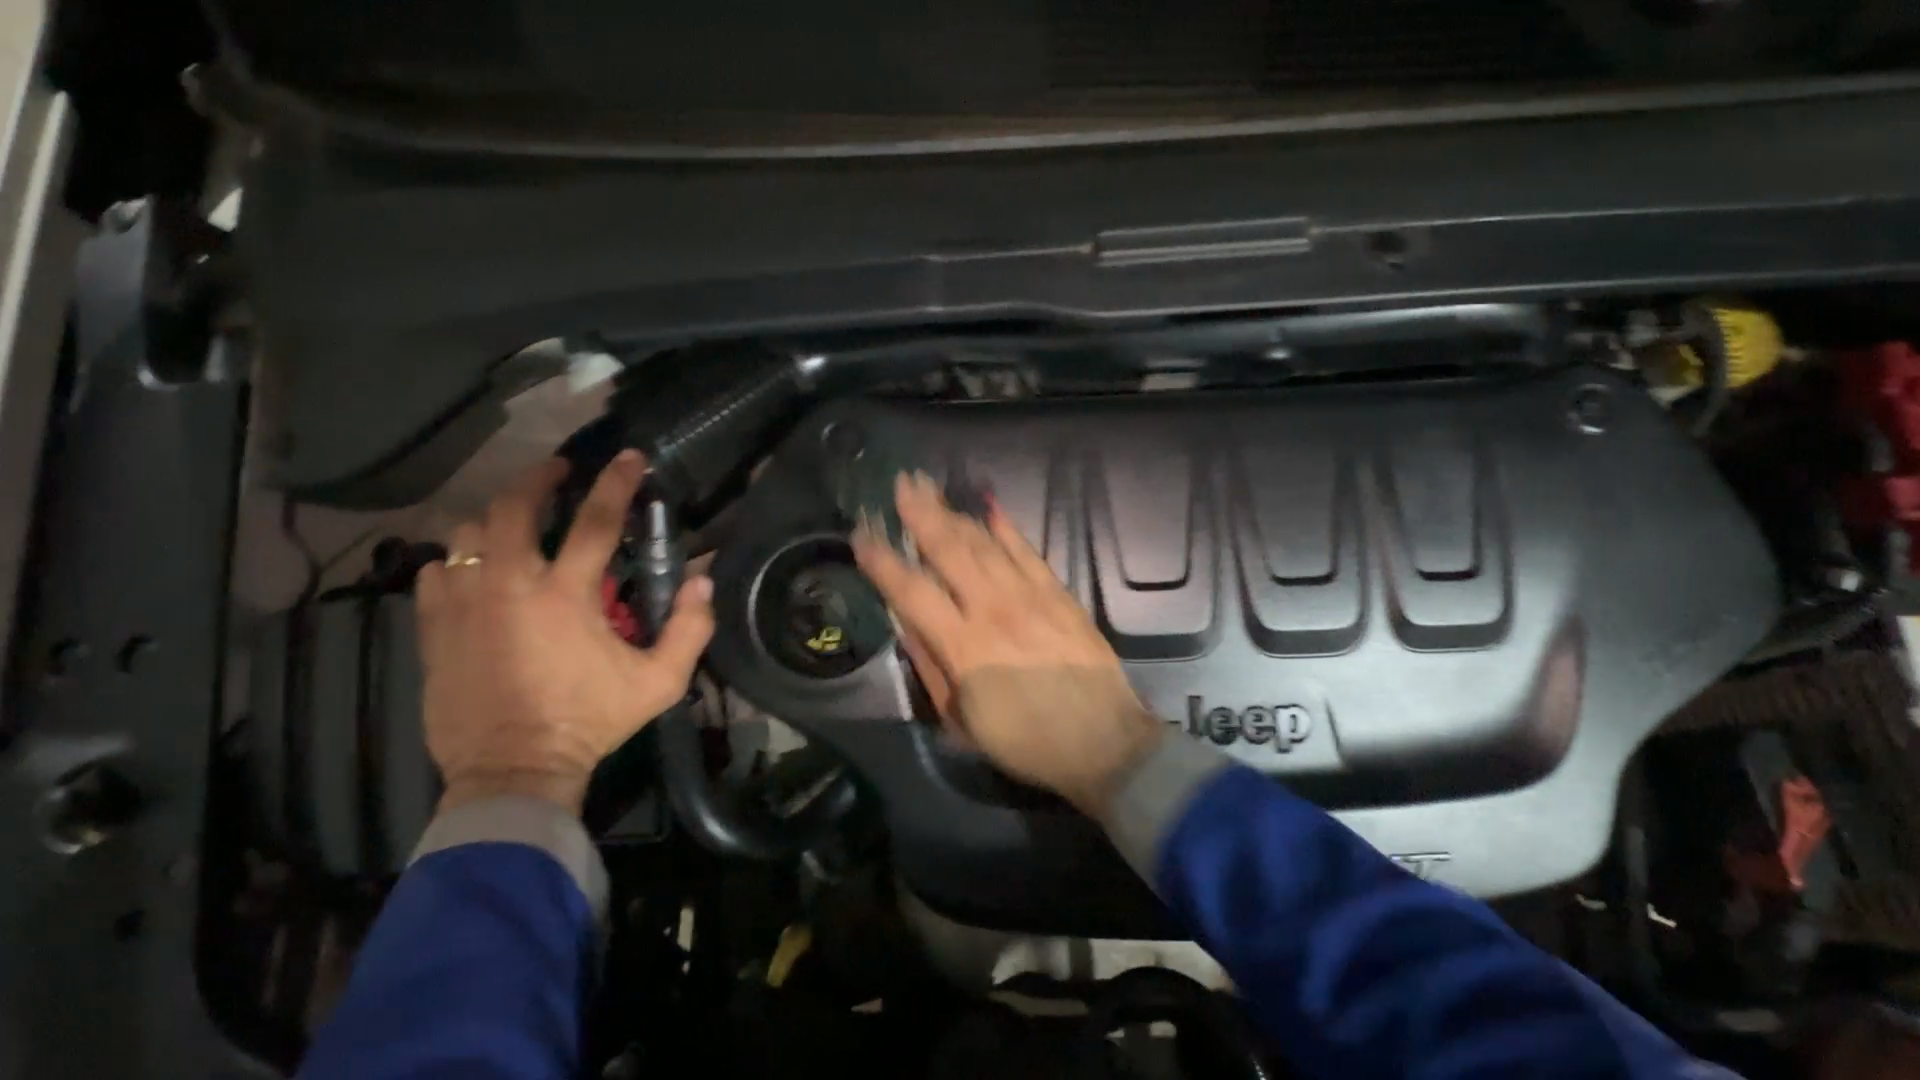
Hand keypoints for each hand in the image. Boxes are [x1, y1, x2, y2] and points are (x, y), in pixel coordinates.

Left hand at [415, 451, 714, 814]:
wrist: (513, 772)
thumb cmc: (590, 722)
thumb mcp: (659, 684)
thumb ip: (688, 630)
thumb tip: (702, 582)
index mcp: (565, 595)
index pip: (595, 520)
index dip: (615, 482)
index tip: (628, 456)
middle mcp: (509, 585)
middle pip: (513, 507)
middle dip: (537, 479)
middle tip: (557, 473)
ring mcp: (464, 604)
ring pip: (466, 534)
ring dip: (494, 522)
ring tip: (514, 527)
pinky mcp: (433, 628)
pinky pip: (433, 572)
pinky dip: (455, 563)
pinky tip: (473, 573)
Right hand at [852, 472, 1162, 815]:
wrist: (1102, 742)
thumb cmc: (1025, 742)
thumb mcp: (961, 720)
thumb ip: (931, 669)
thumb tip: (908, 628)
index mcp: (963, 646)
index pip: (911, 591)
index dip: (883, 562)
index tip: (862, 535)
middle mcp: (993, 609)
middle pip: (949, 550)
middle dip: (921, 514)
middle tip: (902, 484)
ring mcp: (1030, 596)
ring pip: (985, 544)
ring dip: (955, 514)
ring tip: (932, 489)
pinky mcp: (1059, 594)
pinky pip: (1027, 552)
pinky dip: (1006, 528)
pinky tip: (988, 509)